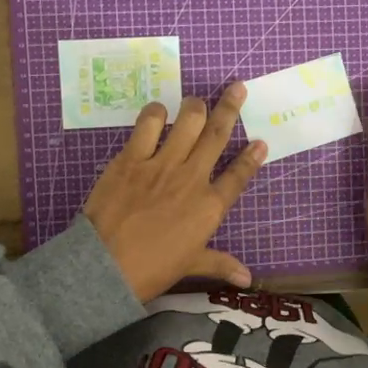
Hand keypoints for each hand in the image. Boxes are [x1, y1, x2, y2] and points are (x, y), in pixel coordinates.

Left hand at [83, 86, 266, 301]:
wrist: (107, 265)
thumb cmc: (152, 270)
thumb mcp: (190, 266)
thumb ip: (220, 264)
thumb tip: (247, 279)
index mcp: (209, 207)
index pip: (239, 176)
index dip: (252, 157)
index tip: (260, 141)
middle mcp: (192, 178)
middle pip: (217, 135)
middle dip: (230, 108)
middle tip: (237, 88)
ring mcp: (162, 164)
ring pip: (188, 121)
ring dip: (195, 106)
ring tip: (196, 100)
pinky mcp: (132, 157)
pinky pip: (148, 125)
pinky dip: (156, 113)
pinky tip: (158, 111)